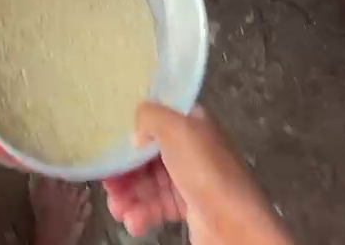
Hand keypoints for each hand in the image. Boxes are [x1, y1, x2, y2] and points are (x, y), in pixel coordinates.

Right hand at [104, 104, 291, 244]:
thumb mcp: (177, 129)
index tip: (111, 139)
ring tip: (116, 208)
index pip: (157, 117)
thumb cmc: (206, 171)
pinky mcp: (188, 209)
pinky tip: (132, 223)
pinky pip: (157, 206)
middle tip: (107, 182)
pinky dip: (142, 213)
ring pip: (149, 181)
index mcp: (192, 122)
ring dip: (128, 194)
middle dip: (125, 167)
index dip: (133, 127)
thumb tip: (135, 132)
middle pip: (148, 152)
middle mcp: (191, 148)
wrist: (238, 229)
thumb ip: (150, 116)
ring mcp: (189, 180)